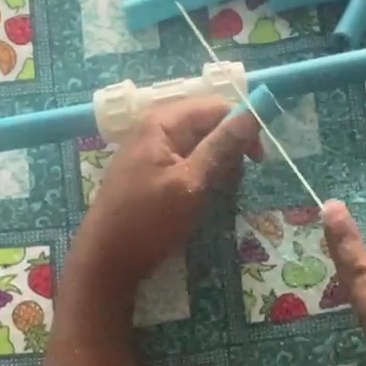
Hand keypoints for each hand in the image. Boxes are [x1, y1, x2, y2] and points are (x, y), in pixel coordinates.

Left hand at [67, 96, 260, 302]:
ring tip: (215, 196)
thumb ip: (222, 146)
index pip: (216, 106)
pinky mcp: (150, 172)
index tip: (258, 160)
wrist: (107, 260)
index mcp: (162, 121)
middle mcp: (154, 128)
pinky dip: (200, 178)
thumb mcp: (191, 183)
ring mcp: (150, 150)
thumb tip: (254, 113)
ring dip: (216, 167)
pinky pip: (185, 163)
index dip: (242, 126)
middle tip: (233, 184)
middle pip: (207, 124)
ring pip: (199, 146)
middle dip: (228, 150)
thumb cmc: (148, 221)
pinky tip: (200, 200)